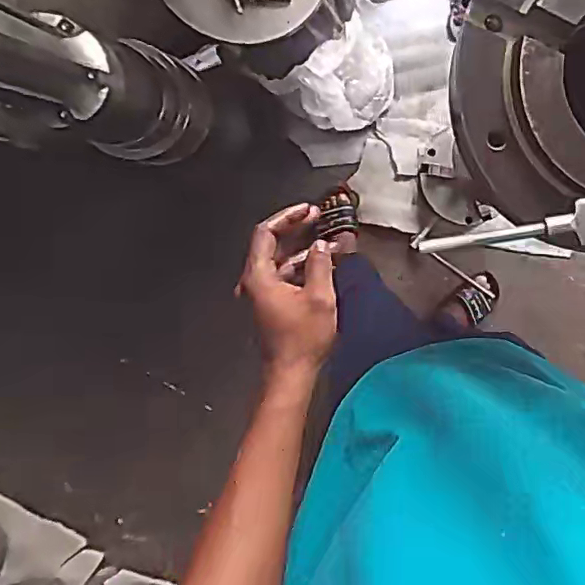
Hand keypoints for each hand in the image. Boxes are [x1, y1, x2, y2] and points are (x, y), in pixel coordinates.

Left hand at [238, 203, 337, 376]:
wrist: (290, 373)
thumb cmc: (302, 339)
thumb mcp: (319, 297)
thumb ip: (319, 264)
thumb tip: (321, 245)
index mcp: (259, 277)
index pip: (266, 233)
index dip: (288, 217)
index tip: (308, 210)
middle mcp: (254, 283)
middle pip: (272, 245)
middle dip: (297, 230)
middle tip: (319, 218)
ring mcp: (261, 295)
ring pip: (281, 262)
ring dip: (304, 250)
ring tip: (329, 242)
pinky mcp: (271, 305)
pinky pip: (285, 276)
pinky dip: (302, 267)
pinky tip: (322, 265)